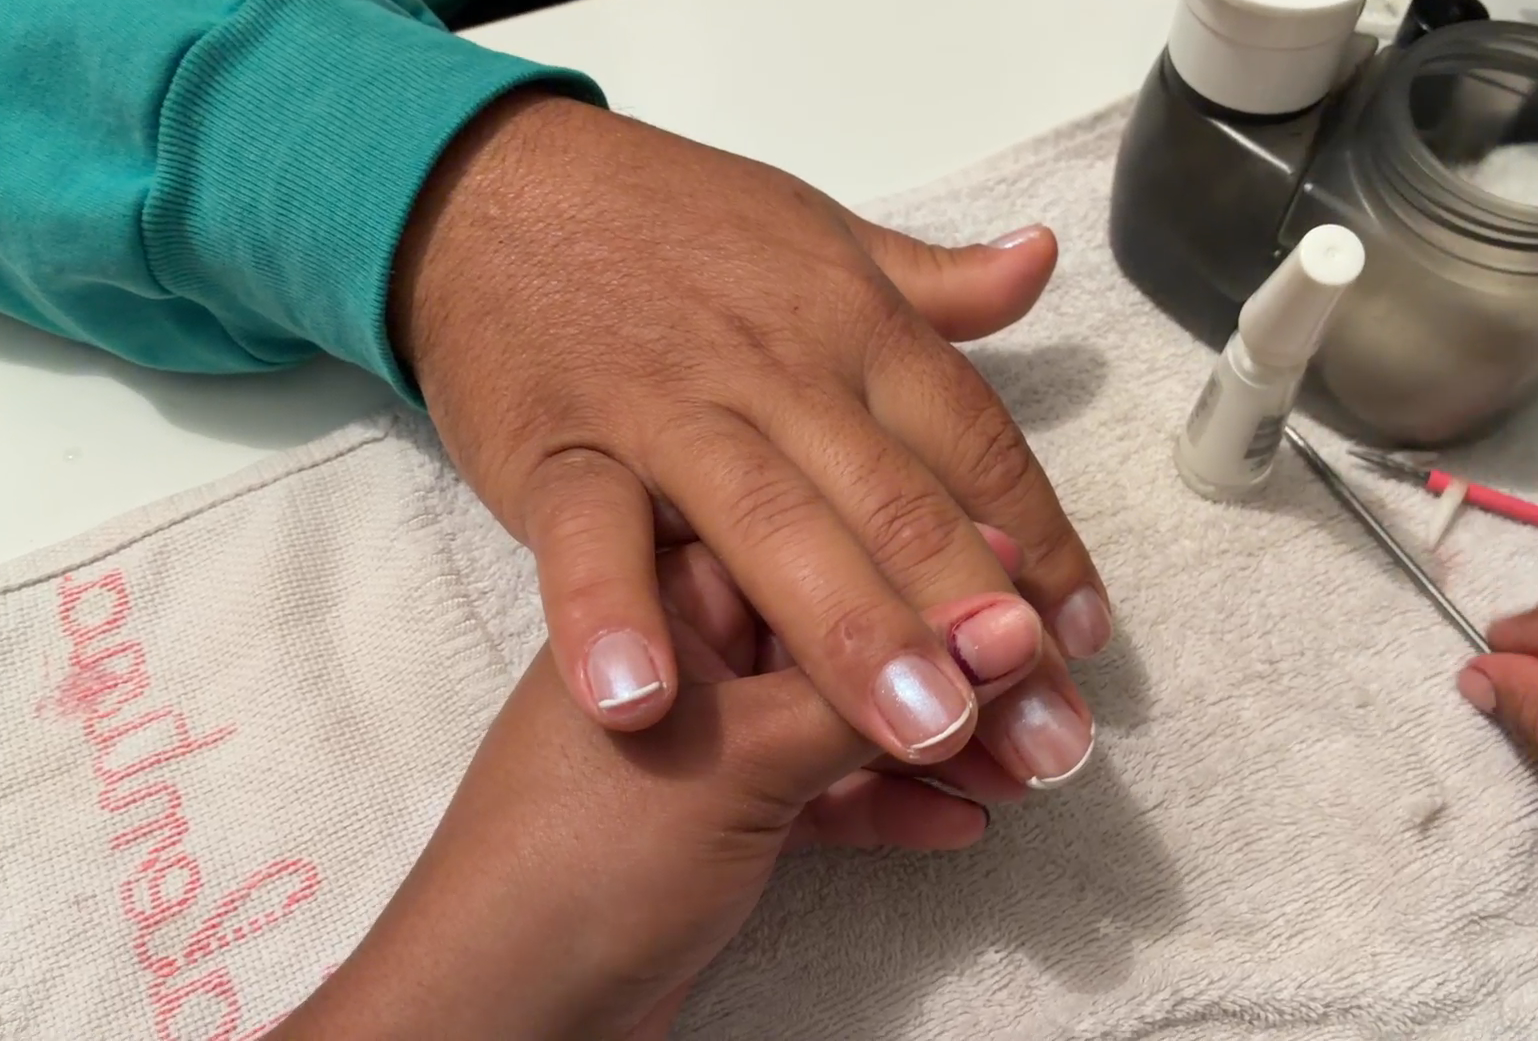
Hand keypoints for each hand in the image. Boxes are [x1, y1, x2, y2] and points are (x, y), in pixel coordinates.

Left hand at [275, 560, 1050, 1039]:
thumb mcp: (745, 756)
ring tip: (1022, 768)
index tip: (1016, 584)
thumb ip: (876, 693)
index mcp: (674, 590)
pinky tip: (963, 822)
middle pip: (848, 635)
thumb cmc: (596, 856)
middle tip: (1037, 684)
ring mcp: (719, 728)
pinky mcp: (733, 804)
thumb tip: (1007, 632)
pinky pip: (828, 786)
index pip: (820, 545)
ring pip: (847, 716)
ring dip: (932, 747)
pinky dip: (888, 805)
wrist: (500, 1033)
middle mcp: (700, 646)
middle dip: (945, 670)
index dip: (921, 566)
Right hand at [391, 90, 1106, 781]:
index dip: (1043, 542)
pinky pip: (592, 536)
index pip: (977, 443)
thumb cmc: (682, 224)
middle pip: (898, 503)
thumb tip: (1042, 259)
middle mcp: (779, 371)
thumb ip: (939, 281)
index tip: (1086, 632)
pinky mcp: (558, 448)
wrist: (499, 191)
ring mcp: (668, 412)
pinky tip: (646, 707)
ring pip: (774, 527)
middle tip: (1047, 735)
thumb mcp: (829, 238)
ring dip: (849, 634)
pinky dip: (611, 614)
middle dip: (977, 622)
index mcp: (857, 324)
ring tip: (922, 736)